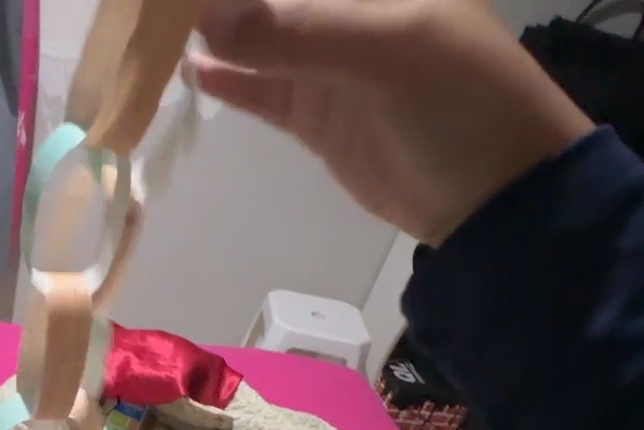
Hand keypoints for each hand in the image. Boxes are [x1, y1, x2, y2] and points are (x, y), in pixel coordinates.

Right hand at [192, 0, 592, 245]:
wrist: (488, 196)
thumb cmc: (461, 102)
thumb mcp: (385, 52)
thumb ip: (295, 32)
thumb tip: (205, 20)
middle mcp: (350, 5)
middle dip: (223, 0)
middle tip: (155, 8)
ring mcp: (328, 59)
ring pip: (257, 35)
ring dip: (214, 32)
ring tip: (155, 33)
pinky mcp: (314, 111)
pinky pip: (259, 88)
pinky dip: (227, 81)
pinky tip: (190, 71)